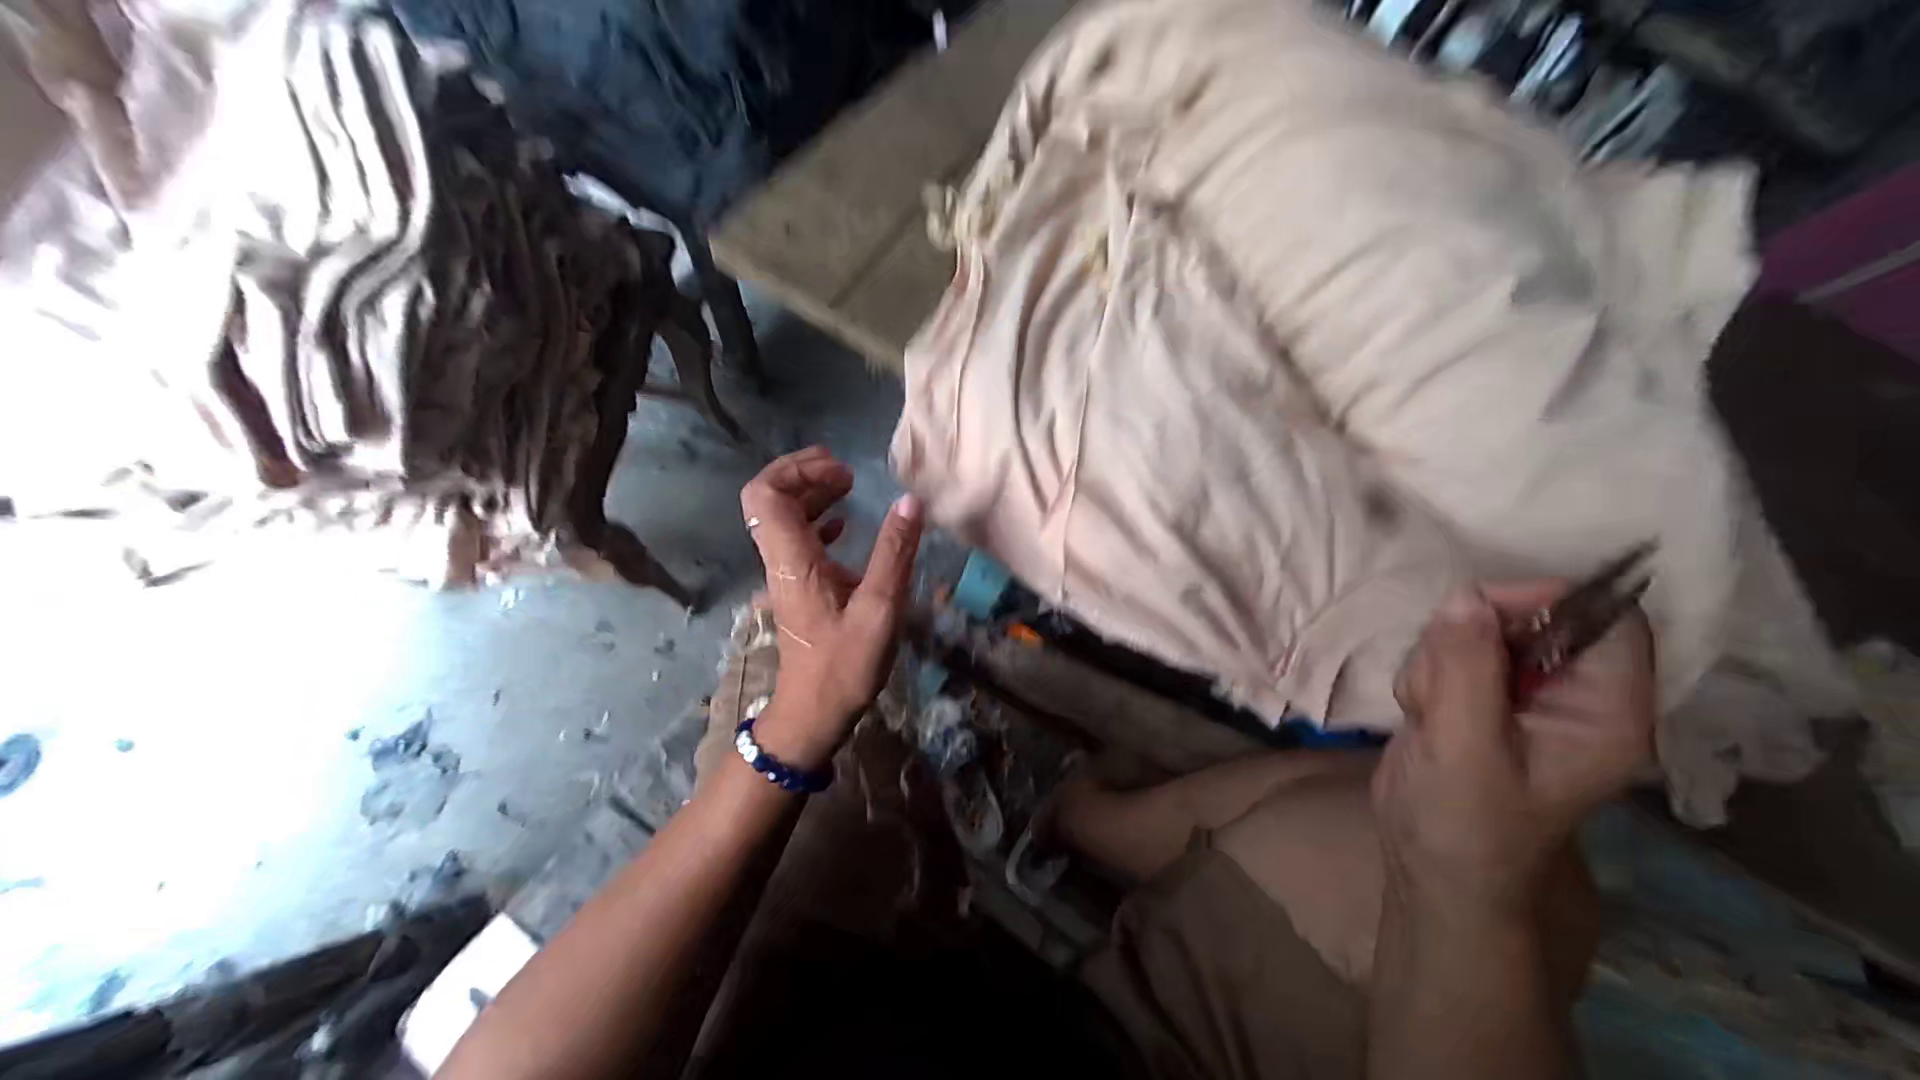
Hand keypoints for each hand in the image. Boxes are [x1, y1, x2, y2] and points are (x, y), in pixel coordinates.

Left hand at [739, 447, 923, 768]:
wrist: (814, 713)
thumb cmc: (845, 665)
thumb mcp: (880, 609)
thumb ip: (894, 553)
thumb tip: (910, 501)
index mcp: (793, 559)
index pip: (766, 494)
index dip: (796, 469)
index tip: (840, 470)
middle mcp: (781, 560)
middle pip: (769, 498)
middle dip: (804, 474)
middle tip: (847, 472)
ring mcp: (785, 575)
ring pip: (782, 518)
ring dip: (810, 495)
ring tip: (848, 487)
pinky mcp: (796, 588)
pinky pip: (796, 540)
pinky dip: (816, 521)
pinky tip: (843, 525)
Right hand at [1373, 583, 1654, 923]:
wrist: (1429, 868)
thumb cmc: (1465, 821)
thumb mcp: (1465, 746)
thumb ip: (1465, 668)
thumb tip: (1464, 595)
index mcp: (1604, 709)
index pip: (1604, 620)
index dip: (1545, 602)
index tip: (1475, 614)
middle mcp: (1572, 695)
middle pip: (1530, 618)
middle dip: (1470, 640)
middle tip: (1442, 685)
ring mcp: (1521, 696)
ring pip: (1477, 631)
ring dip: (1437, 661)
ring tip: (1431, 711)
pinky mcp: (1478, 699)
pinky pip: (1447, 652)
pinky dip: (1423, 674)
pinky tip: (1422, 714)